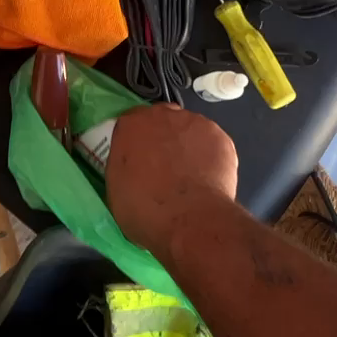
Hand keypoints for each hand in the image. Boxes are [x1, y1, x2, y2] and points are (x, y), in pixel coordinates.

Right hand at [106, 104, 237, 260]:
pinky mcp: (220, 137)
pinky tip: (210, 179)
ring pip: (189, 129)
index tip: (142, 161)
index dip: (138, 143)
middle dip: (163, 138)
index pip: (131, 124)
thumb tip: (136, 168)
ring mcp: (193, 122)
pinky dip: (211, 157)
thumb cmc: (145, 211)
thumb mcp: (117, 189)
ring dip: (188, 145)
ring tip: (192, 176)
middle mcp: (160, 115)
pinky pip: (212, 143)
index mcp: (130, 125)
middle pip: (161, 120)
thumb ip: (124, 167)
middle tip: (166, 167)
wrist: (191, 221)